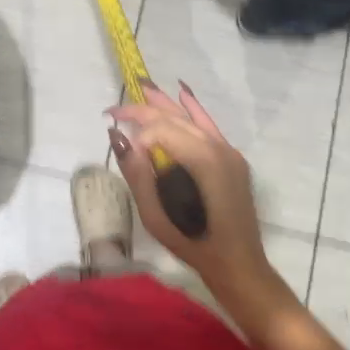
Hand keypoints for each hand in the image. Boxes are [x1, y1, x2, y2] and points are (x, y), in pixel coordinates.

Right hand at [109, 83, 267, 287]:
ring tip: (142, 86)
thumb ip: (137, 174)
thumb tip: (118, 137)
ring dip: (165, 105)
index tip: (125, 158)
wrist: (237, 263)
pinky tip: (182, 93)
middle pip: (174, 118)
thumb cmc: (194, 244)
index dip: (138, 140)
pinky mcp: (232, 159)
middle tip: (112, 109)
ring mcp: (228, 151)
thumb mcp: (156, 216)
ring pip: (191, 118)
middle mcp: (218, 147)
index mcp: (201, 159)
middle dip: (143, 110)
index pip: (160, 131)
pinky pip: (208, 126)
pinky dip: (193, 110)